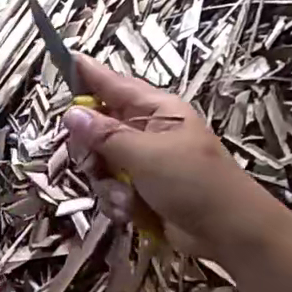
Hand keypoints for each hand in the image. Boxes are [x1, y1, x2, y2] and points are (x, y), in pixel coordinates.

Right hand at [64, 54, 268, 254]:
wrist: (227, 232)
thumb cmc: (195, 183)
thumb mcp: (147, 154)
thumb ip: (106, 135)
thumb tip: (72, 114)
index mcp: (157, 111)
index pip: (114, 84)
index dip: (88, 74)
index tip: (63, 59)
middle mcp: (146, 132)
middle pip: (97, 128)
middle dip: (91, 150)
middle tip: (92, 163)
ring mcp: (142, 163)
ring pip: (100, 164)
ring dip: (107, 184)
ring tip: (126, 198)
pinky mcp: (140, 191)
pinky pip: (110, 190)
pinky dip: (117, 202)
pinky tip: (131, 211)